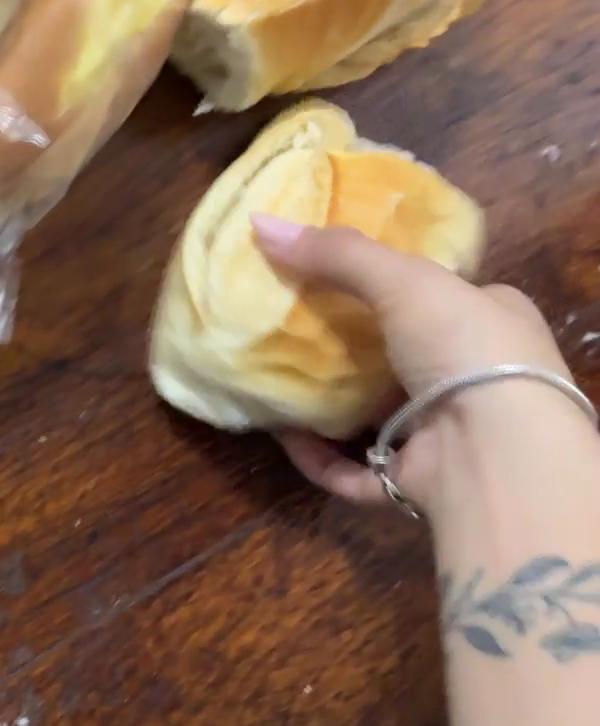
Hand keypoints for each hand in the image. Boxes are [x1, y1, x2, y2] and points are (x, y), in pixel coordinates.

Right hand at [248, 214, 579, 518]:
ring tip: (272, 392)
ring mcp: (434, 432)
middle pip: (387, 362)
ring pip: (361, 418)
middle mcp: (466, 379)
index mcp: (487, 327)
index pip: (435, 304)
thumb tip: (260, 222)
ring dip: (315, 411)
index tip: (326, 295)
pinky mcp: (401, 478)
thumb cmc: (466, 353)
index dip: (383, 296)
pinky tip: (285, 439)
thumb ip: (338, 255)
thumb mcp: (406, 284)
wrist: (491, 448)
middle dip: (335, 359)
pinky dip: (312, 456)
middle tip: (284, 345)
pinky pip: (343, 467)